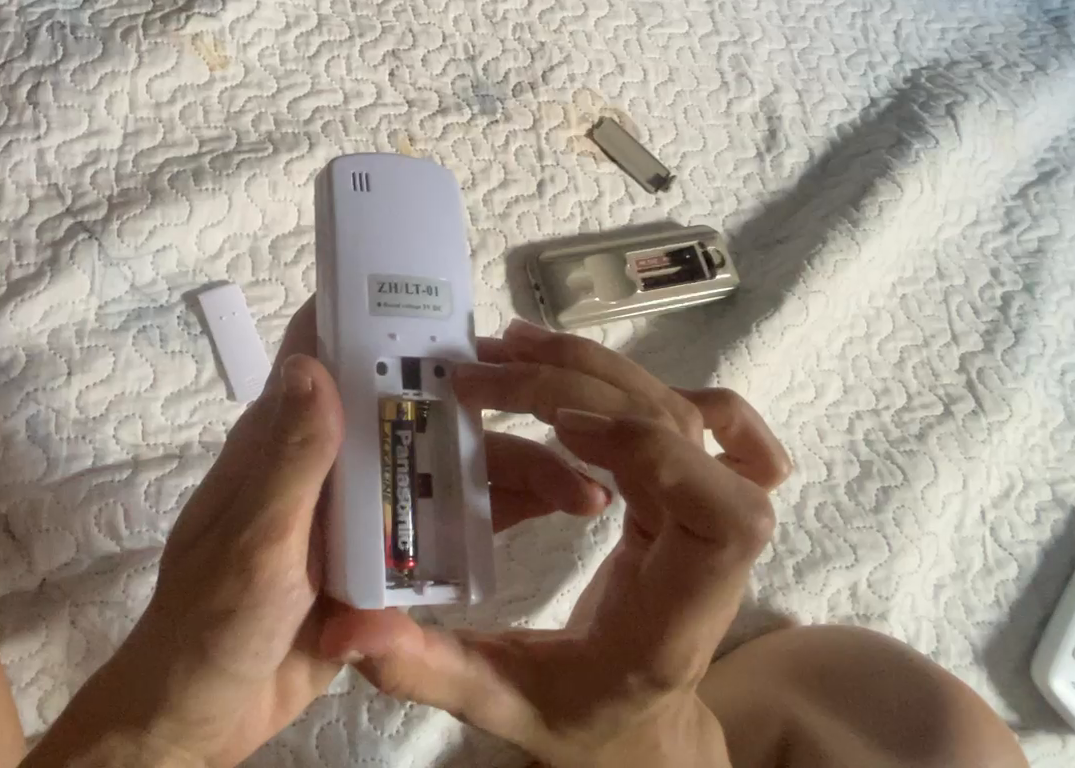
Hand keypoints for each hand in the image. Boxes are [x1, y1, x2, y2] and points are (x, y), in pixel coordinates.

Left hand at [30, 303, 608, 767]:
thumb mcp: (253, 538)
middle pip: (403, 406)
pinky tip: (544, 522)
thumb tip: (315, 358)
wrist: (209, 712)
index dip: (373, 316)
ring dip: (497, 470)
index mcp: (282, 438)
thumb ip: (288, 458)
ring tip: (577, 486)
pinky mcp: (375, 557)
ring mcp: (351, 509)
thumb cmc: (213, 618)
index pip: (323, 350)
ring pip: (431, 466)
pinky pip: (436, 525)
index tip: (444, 302)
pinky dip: (486, 520)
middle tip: (552, 405)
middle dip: (472, 402)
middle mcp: (323, 459)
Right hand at [321, 319, 790, 767]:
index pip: (722, 518)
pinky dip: (664, 386)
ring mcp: (708, 514)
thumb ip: (427, 669)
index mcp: (675, 613)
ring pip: (689, 411)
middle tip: (484, 375)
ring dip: (596, 370)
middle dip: (581, 388)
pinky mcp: (692, 492)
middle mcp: (708, 555)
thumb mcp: (497, 703)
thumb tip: (351, 628)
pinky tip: (593, 374)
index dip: (652, 451)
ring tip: (509, 348)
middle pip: (685, 435)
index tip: (560, 429)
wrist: (638, 725)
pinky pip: (717, 423)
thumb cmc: (577, 721)